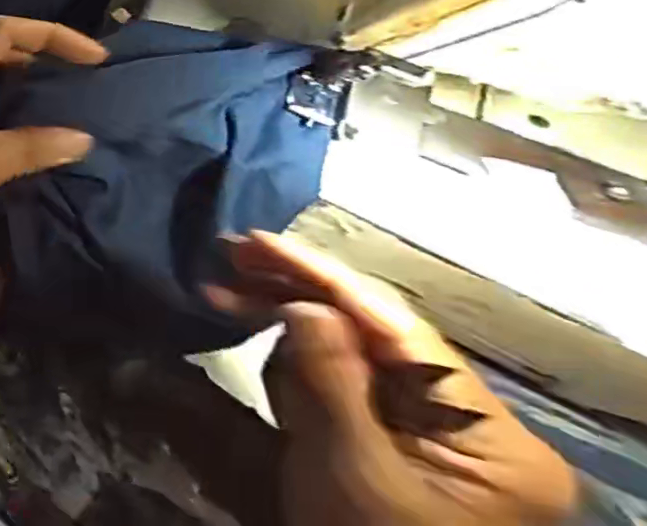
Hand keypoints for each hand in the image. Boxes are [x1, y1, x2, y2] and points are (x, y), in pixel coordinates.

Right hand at [211, 232, 577, 525]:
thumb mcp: (352, 468)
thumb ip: (333, 380)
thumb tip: (305, 302)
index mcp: (487, 434)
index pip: (401, 331)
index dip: (326, 277)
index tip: (261, 241)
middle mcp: (464, 419)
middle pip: (373, 330)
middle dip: (297, 288)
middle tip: (229, 252)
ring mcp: (421, 423)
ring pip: (345, 344)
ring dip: (280, 313)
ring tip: (221, 288)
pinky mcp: (380, 427)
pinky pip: (331, 372)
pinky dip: (285, 349)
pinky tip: (245, 325)